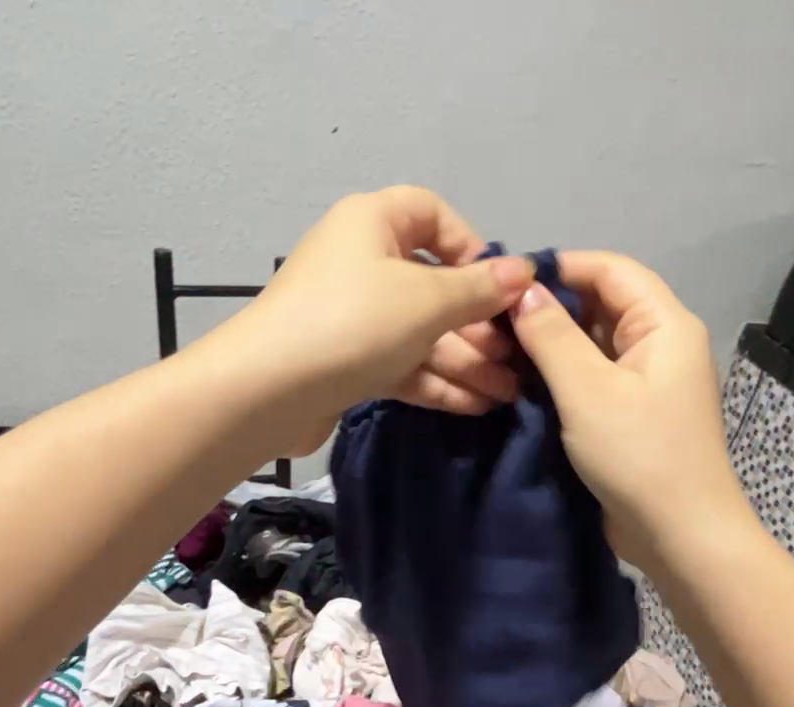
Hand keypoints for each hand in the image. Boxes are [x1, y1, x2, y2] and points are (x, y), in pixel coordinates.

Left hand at [243, 187, 534, 424]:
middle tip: (516, 359)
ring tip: (508, 395)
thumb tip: (524, 272)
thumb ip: (480, 289)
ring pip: (421, 332)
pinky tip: (476, 405)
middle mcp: (362, 261)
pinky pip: (402, 363)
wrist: (268, 391)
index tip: (500, 287)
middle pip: (434, 285)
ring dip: (466, 362)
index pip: (433, 215)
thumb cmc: (353, 323)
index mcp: (373, 222)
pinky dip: (436, 381)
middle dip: (478, 324)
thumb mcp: (427, 300)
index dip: (472, 247)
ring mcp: (353, 315)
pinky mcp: (348, 361)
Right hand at [507, 251, 751, 566]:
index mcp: (664, 324)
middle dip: (552, 308)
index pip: (611, 269)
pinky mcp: (634, 413)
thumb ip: (552, 336)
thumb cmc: (639, 455)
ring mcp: (649, 380)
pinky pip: (596, 377)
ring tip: (501, 350)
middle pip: (603, 303)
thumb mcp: (587, 391)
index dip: (560, 267)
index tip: (507, 284)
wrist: (680, 534)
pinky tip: (525, 383)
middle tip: (495, 322)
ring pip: (596, 343)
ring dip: (553, 344)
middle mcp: (661, 343)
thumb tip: (524, 290)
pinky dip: (563, 375)